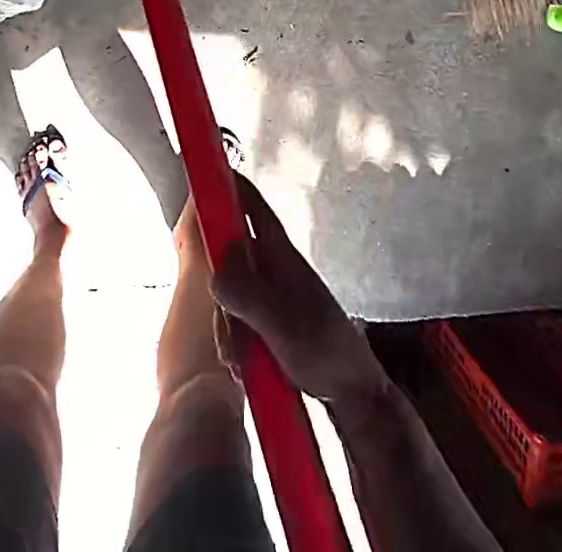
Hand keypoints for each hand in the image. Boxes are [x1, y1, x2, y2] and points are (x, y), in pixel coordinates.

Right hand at [211, 174, 389, 406]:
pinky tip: (242, 367)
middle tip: (228, 333)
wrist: (348, 388)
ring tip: (239, 359)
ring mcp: (271, 294)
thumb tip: (215, 273)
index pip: (255, 212)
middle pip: (229, 257)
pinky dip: (233, 340)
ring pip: (229, 293)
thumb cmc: (324, 350)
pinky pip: (235, 318)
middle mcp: (274, 269)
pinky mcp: (267, 318)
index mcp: (282, 258)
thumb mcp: (285, 326)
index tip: (212, 173)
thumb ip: (250, 299)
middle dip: (219, 290)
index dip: (235, 190)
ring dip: (226, 325)